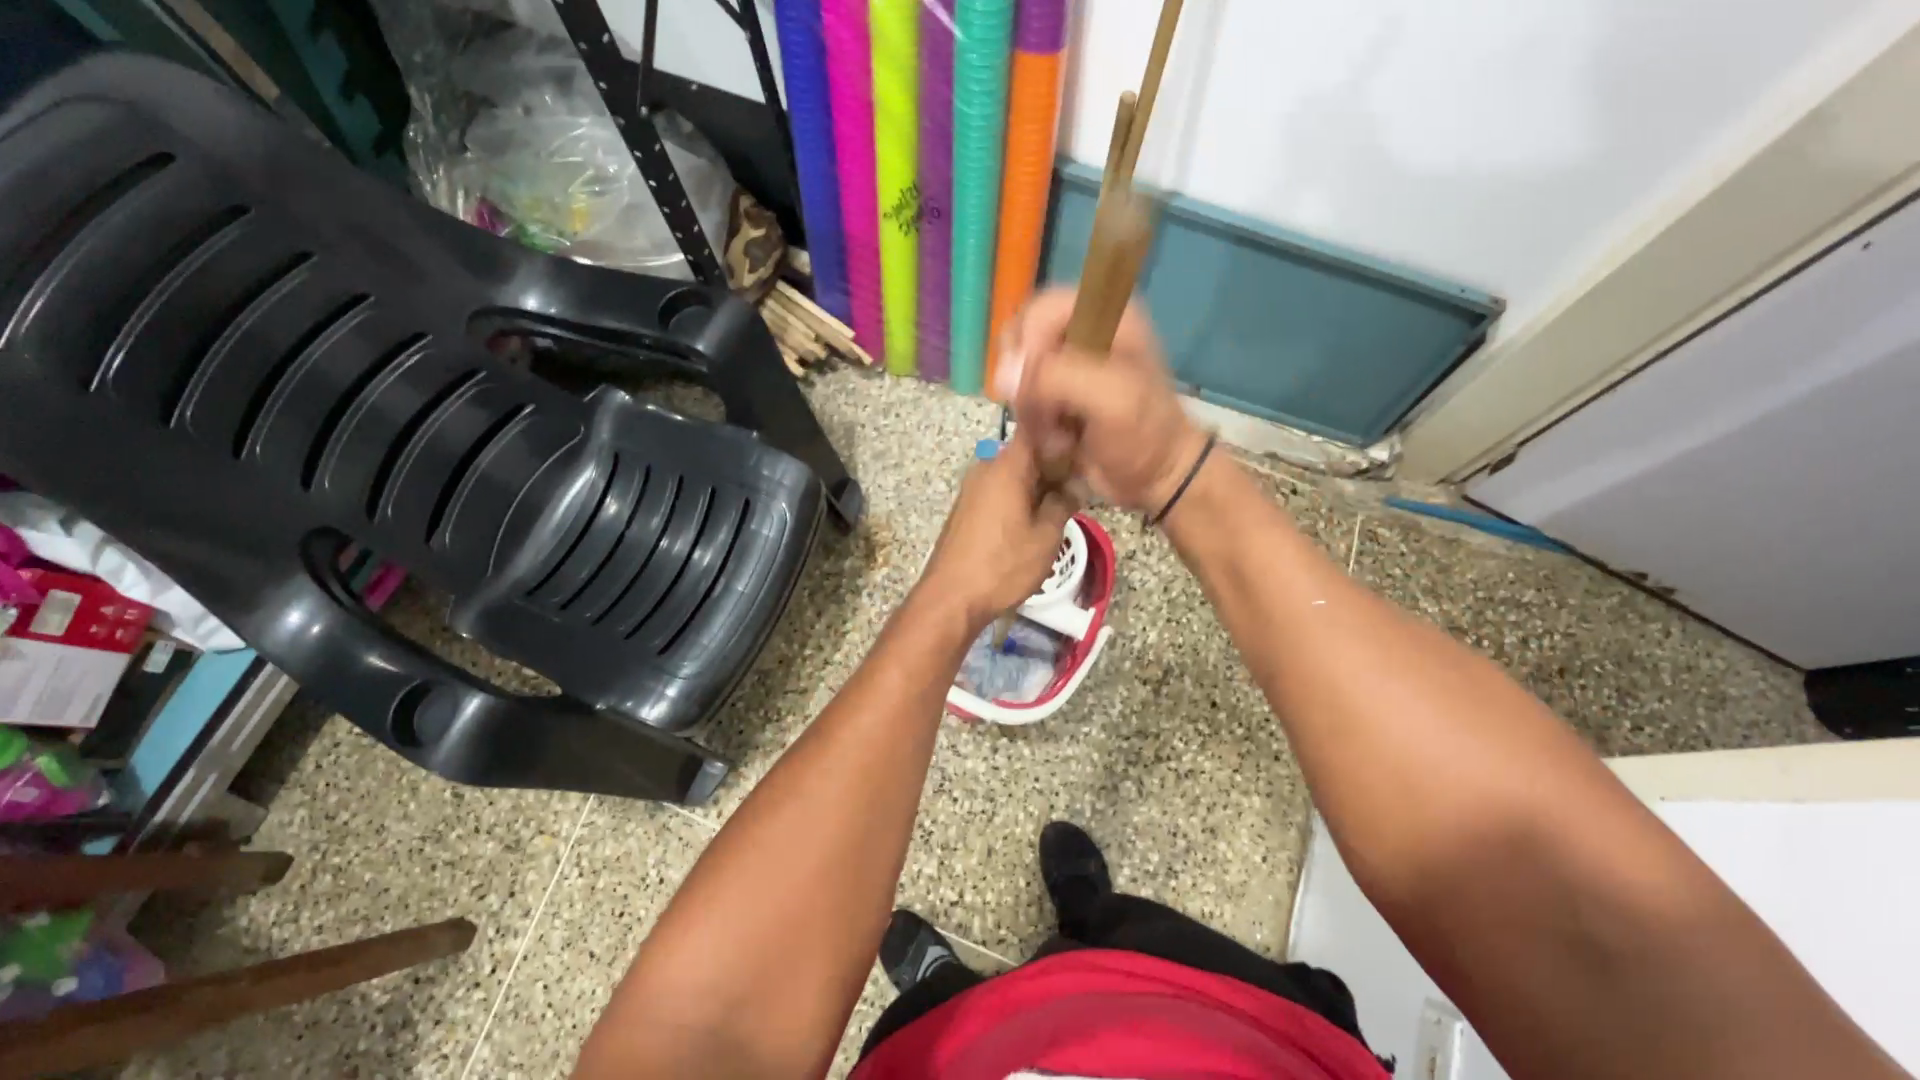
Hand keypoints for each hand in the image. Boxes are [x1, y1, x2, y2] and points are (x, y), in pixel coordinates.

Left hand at [918, 434, 1079, 630]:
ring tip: (1063, 506)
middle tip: (1082, 484)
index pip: (1039, 430)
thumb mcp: (1046, 536)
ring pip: (1014, 475)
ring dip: (1038, 485)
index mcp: (1007, 466)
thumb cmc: (1003, 565)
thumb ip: (1063, 502)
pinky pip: (1000, 492)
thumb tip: (1075, 484)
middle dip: (1054, 465)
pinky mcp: (967, 509)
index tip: (1087, 449)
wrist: (951, 598)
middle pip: (1027, 453)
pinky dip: (1020, 499)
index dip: (1065, 435)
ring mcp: (973, 488)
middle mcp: (987, 468)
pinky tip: (1035, 520)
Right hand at [993, 288, 1207, 513]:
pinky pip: (1022, 402)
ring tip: (1056, 433)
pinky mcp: (1056, 398)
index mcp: (1106, 315)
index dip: (1029, 342)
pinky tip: (1057, 441)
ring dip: (1029, 409)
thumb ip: (1057, 376)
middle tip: (1041, 410)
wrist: (1157, 479)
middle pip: (1022, 339)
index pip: (1041, 308)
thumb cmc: (1144, 434)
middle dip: (1024, 380)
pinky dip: (1033, 424)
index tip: (1031, 381)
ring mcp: (1067, 367)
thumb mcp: (1109, 397)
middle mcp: (1083, 333)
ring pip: (1017, 374)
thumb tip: (1003, 375)